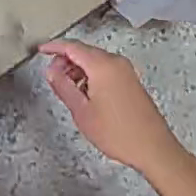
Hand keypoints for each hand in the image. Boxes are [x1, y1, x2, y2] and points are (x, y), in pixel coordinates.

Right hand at [39, 39, 195, 178]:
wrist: (154, 149)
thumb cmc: (118, 133)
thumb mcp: (81, 111)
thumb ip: (62, 86)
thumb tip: (51, 71)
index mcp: (102, 66)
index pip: (72, 47)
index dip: (54, 47)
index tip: (41, 49)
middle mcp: (116, 63)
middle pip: (84, 51)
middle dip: (65, 60)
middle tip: (52, 75)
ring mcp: (126, 72)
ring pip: (95, 60)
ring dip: (78, 68)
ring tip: (67, 87)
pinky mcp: (132, 82)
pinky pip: (106, 69)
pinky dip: (91, 74)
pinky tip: (85, 93)